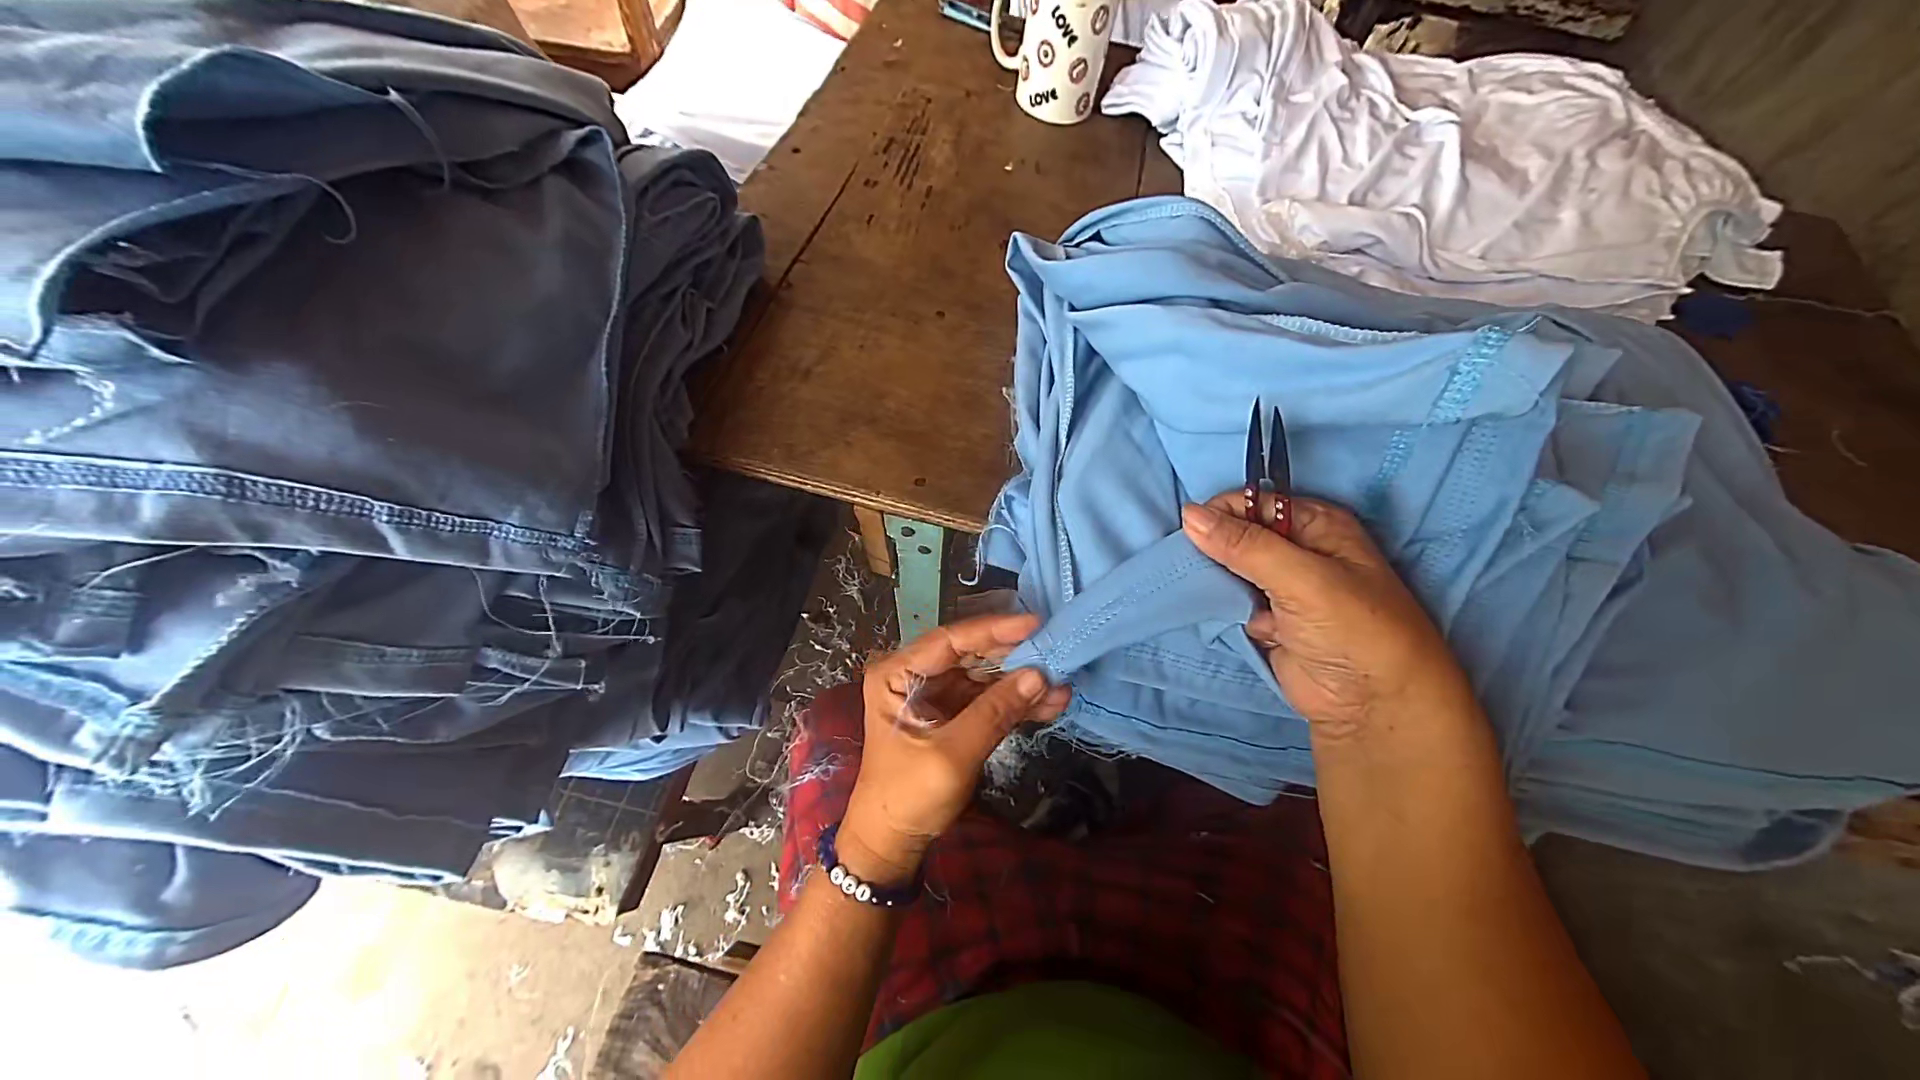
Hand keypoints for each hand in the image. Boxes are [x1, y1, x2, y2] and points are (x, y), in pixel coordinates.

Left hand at [840, 614, 1071, 884]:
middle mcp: (915, 675)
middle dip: (1014, 656)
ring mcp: (936, 694)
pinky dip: (1017, 702)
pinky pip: (989, 699)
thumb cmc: (908, 796)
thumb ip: (995, 712)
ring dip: (1021, 681)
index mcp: (897, 673)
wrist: (891, 842)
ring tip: (1062, 684)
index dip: (994, 630)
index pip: (950, 640)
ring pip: (985, 676)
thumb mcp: (952, 754)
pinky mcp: (954, 714)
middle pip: (971, 654)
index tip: (1035, 623)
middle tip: (1056, 651)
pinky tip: (1050, 703)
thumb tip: (1039, 675)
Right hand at [1182, 493, 1474, 743]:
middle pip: (1238, 535)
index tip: (1193, 534)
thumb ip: (1244, 545)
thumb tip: (1190, 515)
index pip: (1256, 503)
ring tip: (1210, 592)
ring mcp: (1282, 587)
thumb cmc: (1355, 631)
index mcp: (1317, 525)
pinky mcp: (1269, 620)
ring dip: (1216, 580)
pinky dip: (1226, 609)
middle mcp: (1299, 550)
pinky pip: (1232, 602)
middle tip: (1192, 564)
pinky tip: (1231, 618)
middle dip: (1214, 548)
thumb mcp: (1302, 578)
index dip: (1223, 514)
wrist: (1374, 706)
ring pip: (1231, 570)